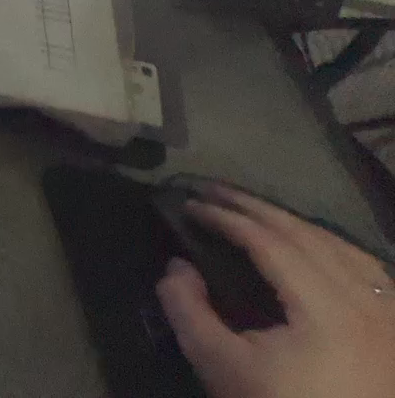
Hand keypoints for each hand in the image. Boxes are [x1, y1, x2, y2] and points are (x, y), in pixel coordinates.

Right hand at [156, 183, 394, 397]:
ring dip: (297, 223)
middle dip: (256, 207)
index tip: (185, 203)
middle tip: (210, 190)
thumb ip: (185, 305)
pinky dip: (336, 249)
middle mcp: (373, 309)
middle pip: (312, 238)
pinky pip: (374, 275)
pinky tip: (312, 247)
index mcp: (330, 313)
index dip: (224, 216)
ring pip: (350, 252)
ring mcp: (394, 324)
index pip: (271, 243)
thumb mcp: (215, 360)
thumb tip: (178, 266)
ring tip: (256, 211)